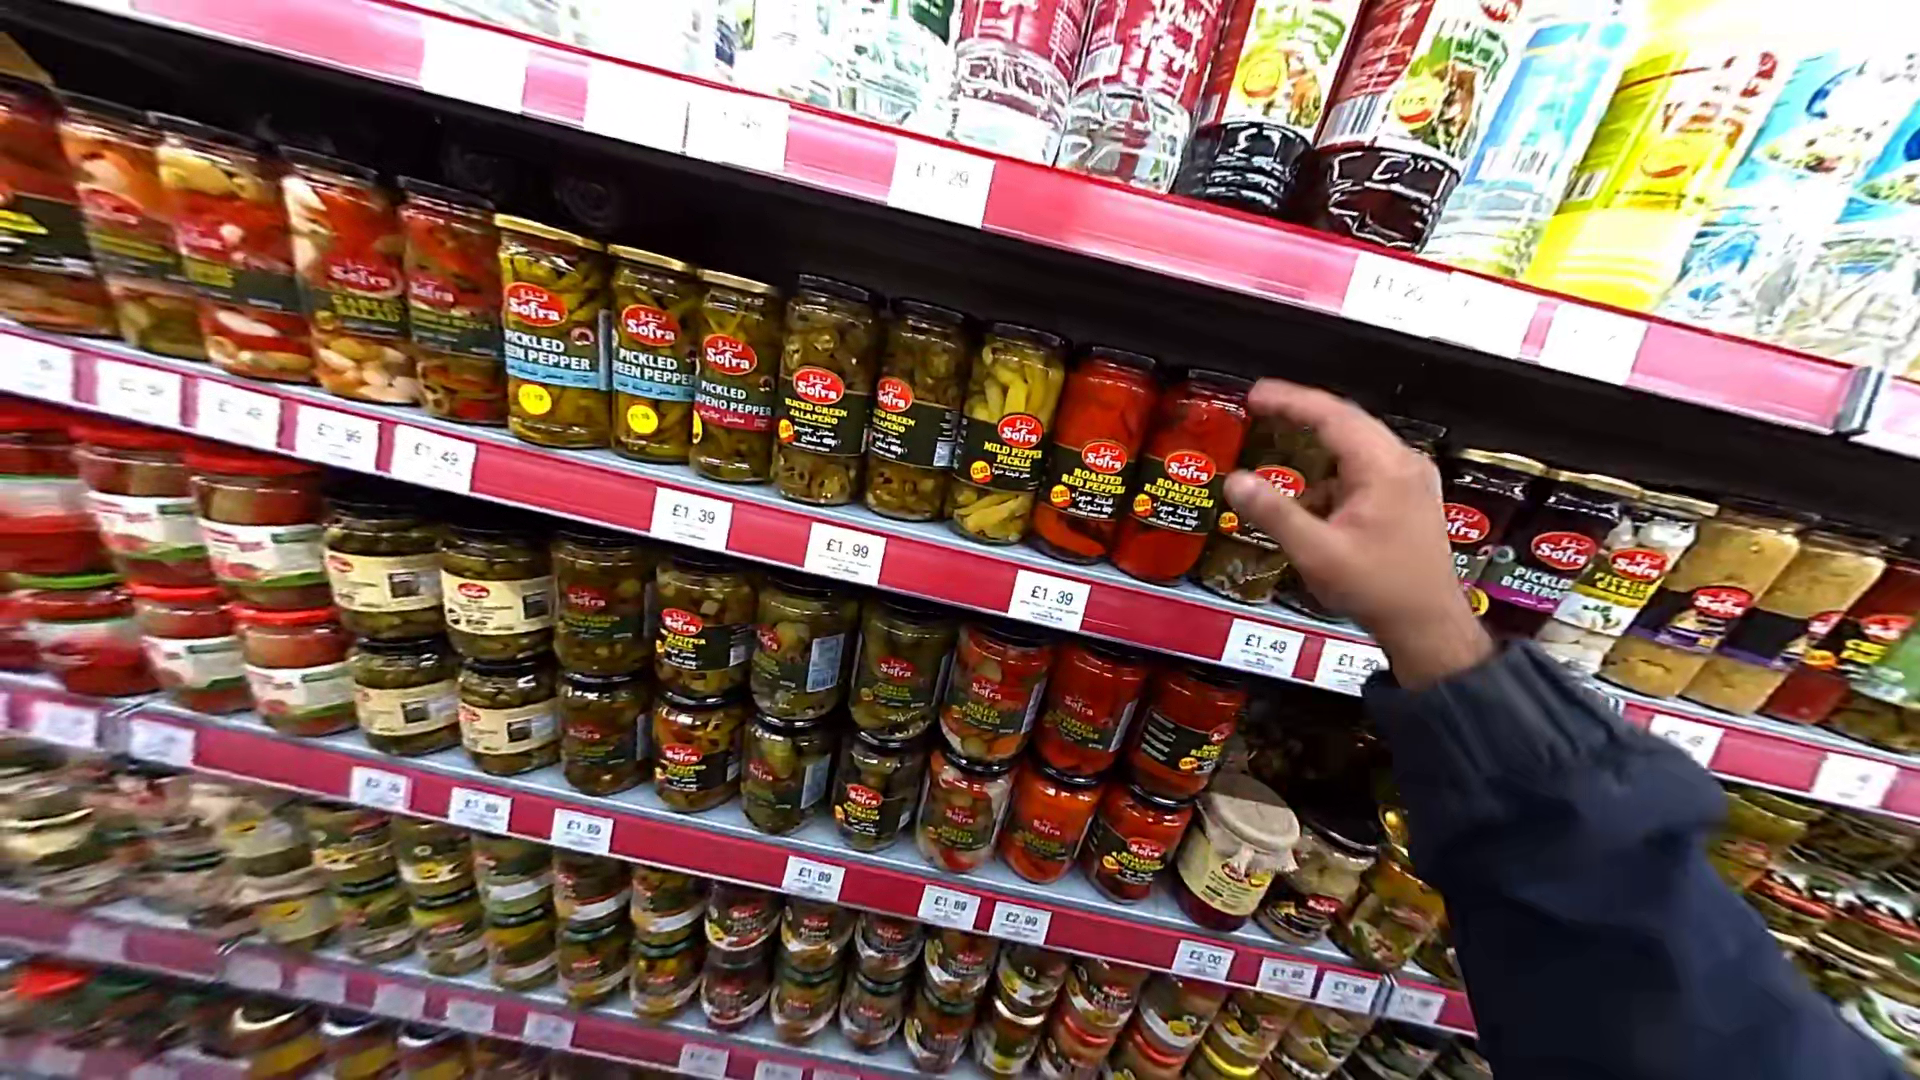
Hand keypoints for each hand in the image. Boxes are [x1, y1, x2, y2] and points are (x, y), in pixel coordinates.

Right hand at [1223, 380, 1491, 687]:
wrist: (1427, 624)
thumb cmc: (1376, 587)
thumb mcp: (1316, 551)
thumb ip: (1274, 512)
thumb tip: (1235, 480)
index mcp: (1384, 468)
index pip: (1333, 417)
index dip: (1290, 400)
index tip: (1254, 394)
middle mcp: (1402, 464)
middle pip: (1346, 423)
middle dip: (1300, 413)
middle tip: (1259, 408)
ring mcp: (1408, 480)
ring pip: (1354, 446)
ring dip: (1314, 444)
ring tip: (1278, 445)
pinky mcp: (1406, 497)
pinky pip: (1360, 469)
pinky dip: (1328, 472)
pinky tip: (1309, 496)